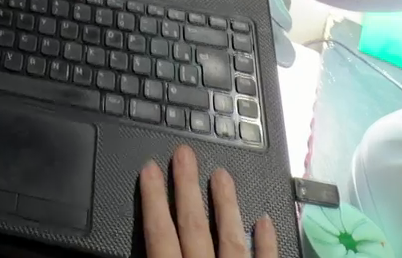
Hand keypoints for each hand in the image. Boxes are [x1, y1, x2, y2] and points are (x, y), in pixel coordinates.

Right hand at [141, 145, 277, 257]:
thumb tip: (135, 249)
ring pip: (230, 238)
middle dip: (187, 187)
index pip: (160, 236)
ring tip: (221, 173)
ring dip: (225, 204)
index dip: (154, 200)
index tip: (150, 169)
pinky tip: (265, 220)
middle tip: (184, 154)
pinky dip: (266, 242)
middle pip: (194, 226)